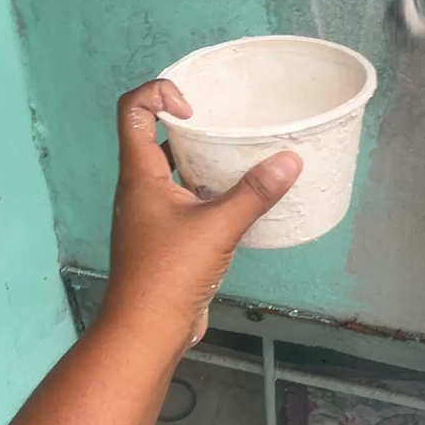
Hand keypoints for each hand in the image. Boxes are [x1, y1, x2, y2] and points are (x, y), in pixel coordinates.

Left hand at [101, 80, 301, 348]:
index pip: (133, 111)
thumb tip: (291, 160)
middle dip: (188, 124)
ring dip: (199, 159)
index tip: (194, 107)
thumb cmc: (169, 274)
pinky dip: (206, 191)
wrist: (146, 331)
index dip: (158, 93)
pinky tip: (237, 197)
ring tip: (239, 153)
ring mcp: (150, 214)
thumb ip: (253, 194)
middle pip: (153, 137)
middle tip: (227, 122)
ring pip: (171, 171)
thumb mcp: (217, 228)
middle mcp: (139, 188)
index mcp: (139, 175)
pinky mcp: (164, 238)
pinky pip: (184, 200)